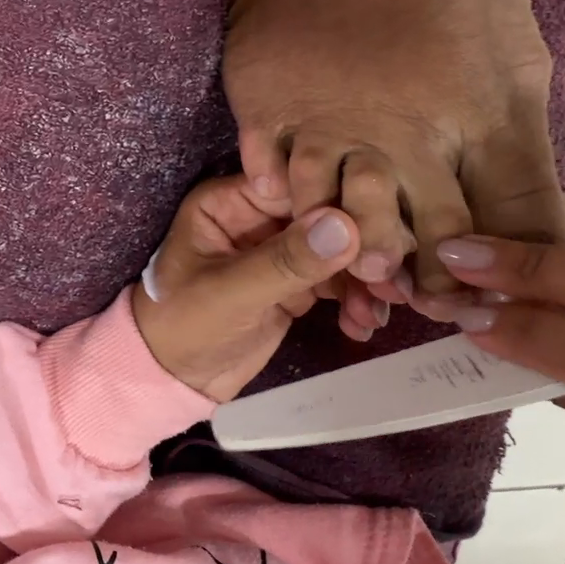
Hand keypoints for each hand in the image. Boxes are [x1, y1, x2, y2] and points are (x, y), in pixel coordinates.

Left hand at [133, 176, 360, 401]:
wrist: (172, 378)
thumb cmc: (182, 326)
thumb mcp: (230, 293)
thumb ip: (284, 261)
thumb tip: (345, 224)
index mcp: (227, 202)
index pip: (297, 185)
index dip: (342, 207)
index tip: (380, 237)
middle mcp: (256, 216)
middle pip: (327, 215)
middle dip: (364, 247)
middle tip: (392, 283)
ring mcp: (279, 248)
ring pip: (341, 250)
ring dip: (366, 280)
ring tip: (378, 312)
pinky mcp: (295, 281)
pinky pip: (339, 280)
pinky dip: (356, 300)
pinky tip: (364, 325)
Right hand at [223, 0, 564, 314]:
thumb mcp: (516, 55)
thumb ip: (511, 138)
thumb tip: (507, 209)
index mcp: (484, 114)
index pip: (509, 222)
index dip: (502, 273)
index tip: (490, 305)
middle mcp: (403, 130)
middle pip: (418, 233)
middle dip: (425, 281)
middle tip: (421, 307)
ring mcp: (323, 115)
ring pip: (331, 213)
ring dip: (346, 251)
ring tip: (356, 275)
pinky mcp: (264, 98)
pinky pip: (267, 168)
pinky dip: (277, 196)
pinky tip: (285, 208)